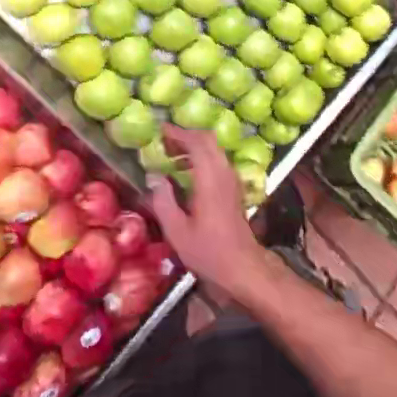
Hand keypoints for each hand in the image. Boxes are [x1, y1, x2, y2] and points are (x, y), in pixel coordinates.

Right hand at [148, 126, 268, 301]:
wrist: (242, 265)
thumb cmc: (208, 251)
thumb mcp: (177, 231)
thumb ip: (163, 201)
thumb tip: (154, 176)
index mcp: (209, 178)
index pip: (197, 142)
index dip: (178, 133)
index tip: (160, 131)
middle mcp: (224, 172)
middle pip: (208, 140)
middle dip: (186, 135)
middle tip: (164, 142)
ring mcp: (232, 178)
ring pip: (215, 149)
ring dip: (194, 146)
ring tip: (171, 157)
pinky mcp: (234, 187)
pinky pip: (218, 160)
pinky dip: (202, 157)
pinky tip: (186, 173)